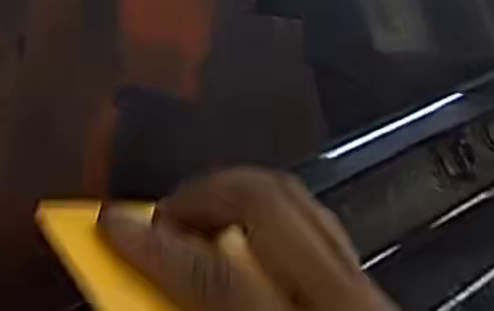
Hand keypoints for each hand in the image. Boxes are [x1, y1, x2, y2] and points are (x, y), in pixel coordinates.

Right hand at [99, 168, 397, 310]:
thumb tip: (150, 292)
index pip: (218, 279)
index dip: (154, 248)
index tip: (111, 224)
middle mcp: (346, 309)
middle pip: (265, 204)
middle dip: (200, 194)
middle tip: (159, 218)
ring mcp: (373, 300)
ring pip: (296, 199)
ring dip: (234, 195)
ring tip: (195, 219)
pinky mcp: (382, 299)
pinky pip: (318, 225)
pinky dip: (270, 216)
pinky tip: (245, 241)